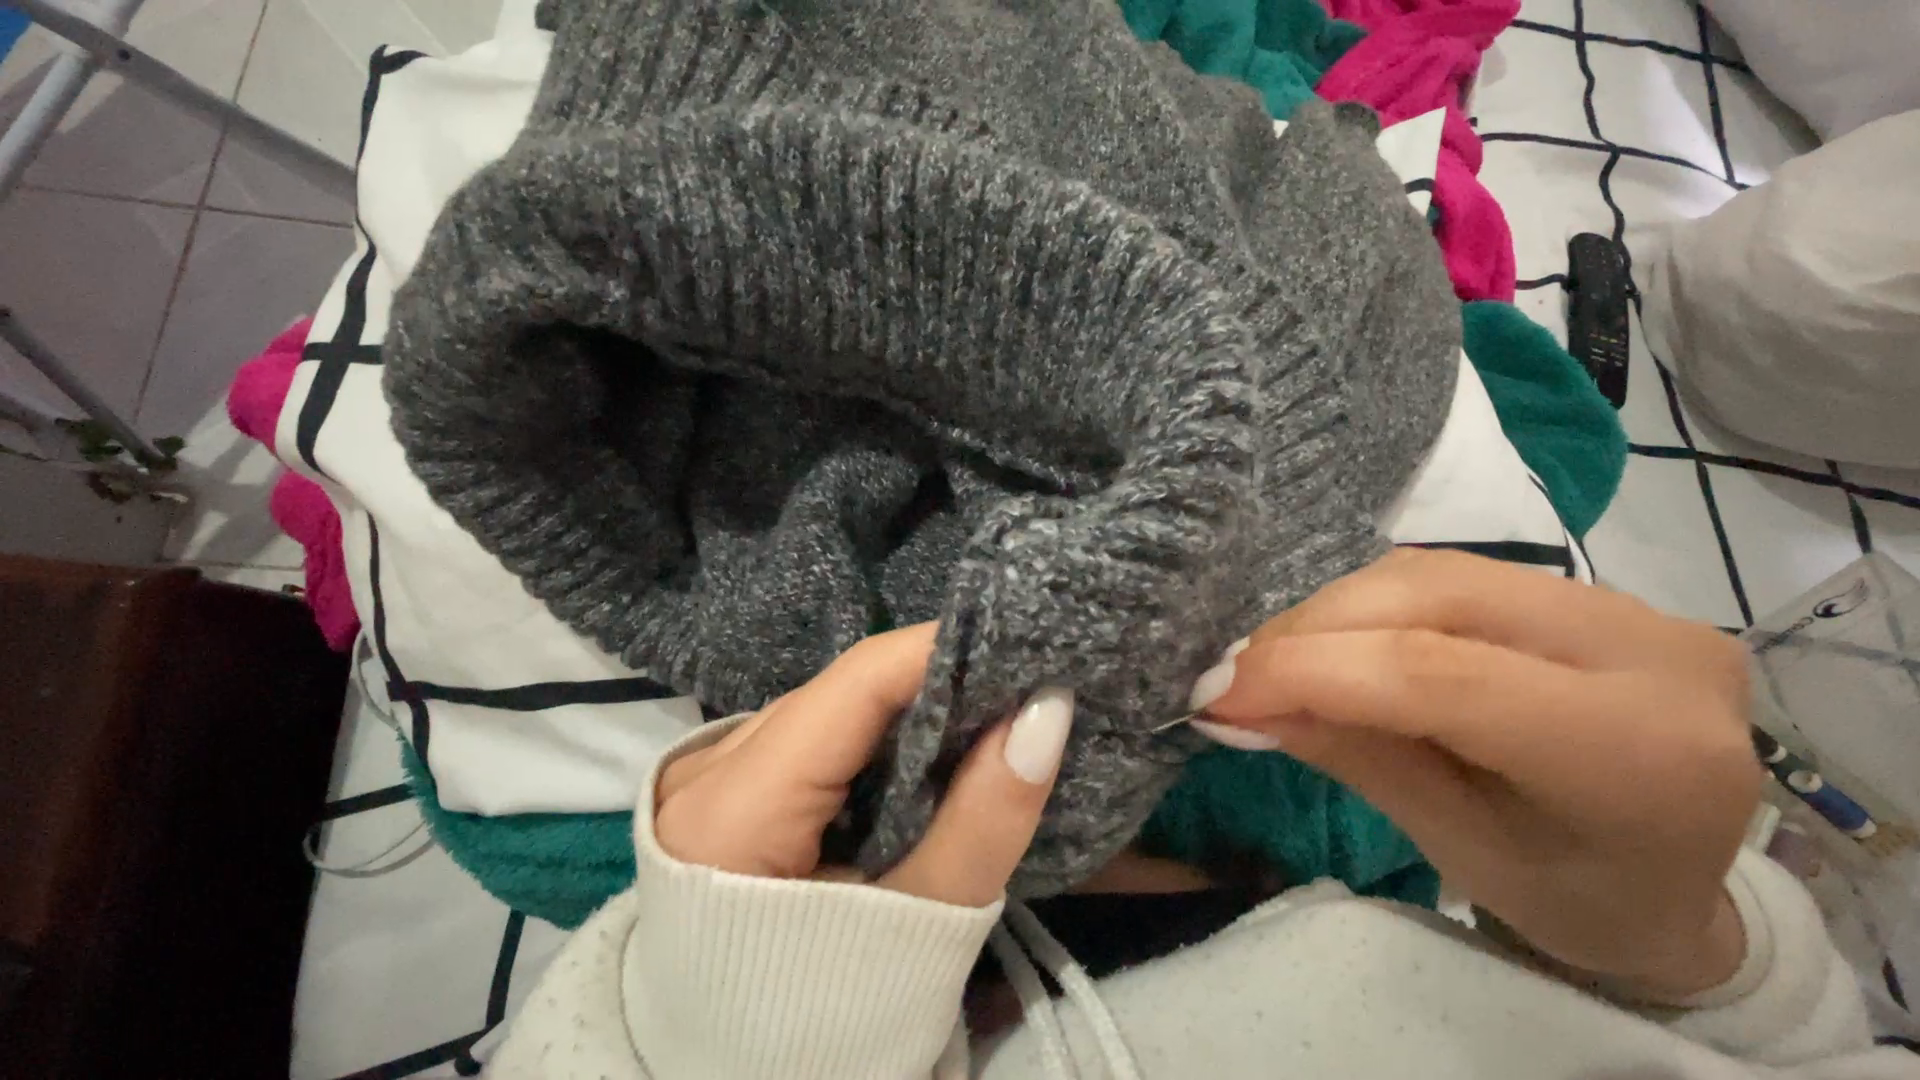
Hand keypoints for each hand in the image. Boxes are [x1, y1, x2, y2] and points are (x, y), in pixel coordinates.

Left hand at [653, 623, 1074, 907]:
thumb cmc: (829, 1019)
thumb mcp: (921, 925)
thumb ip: (982, 818)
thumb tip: (1045, 711)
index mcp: (737, 806)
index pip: (854, 683)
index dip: (942, 654)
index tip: (1021, 656)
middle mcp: (706, 772)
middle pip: (839, 694)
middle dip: (932, 687)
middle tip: (1014, 697)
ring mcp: (704, 780)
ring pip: (825, 714)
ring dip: (903, 717)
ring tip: (977, 727)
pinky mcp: (719, 797)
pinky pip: (807, 744)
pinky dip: (869, 746)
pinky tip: (915, 765)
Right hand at [1187, 549, 1757, 999]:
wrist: (1668, 889)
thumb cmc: (1566, 898)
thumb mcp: (1450, 845)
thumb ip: (1349, 754)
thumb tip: (1233, 703)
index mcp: (1637, 751)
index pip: (1440, 676)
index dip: (1311, 671)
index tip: (1216, 694)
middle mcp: (1648, 651)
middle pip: (1433, 598)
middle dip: (1311, 629)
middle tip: (1234, 676)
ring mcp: (1627, 605)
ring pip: (1433, 572)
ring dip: (1331, 612)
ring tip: (1273, 661)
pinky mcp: (1592, 590)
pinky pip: (1450, 574)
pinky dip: (1368, 604)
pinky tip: (1331, 640)